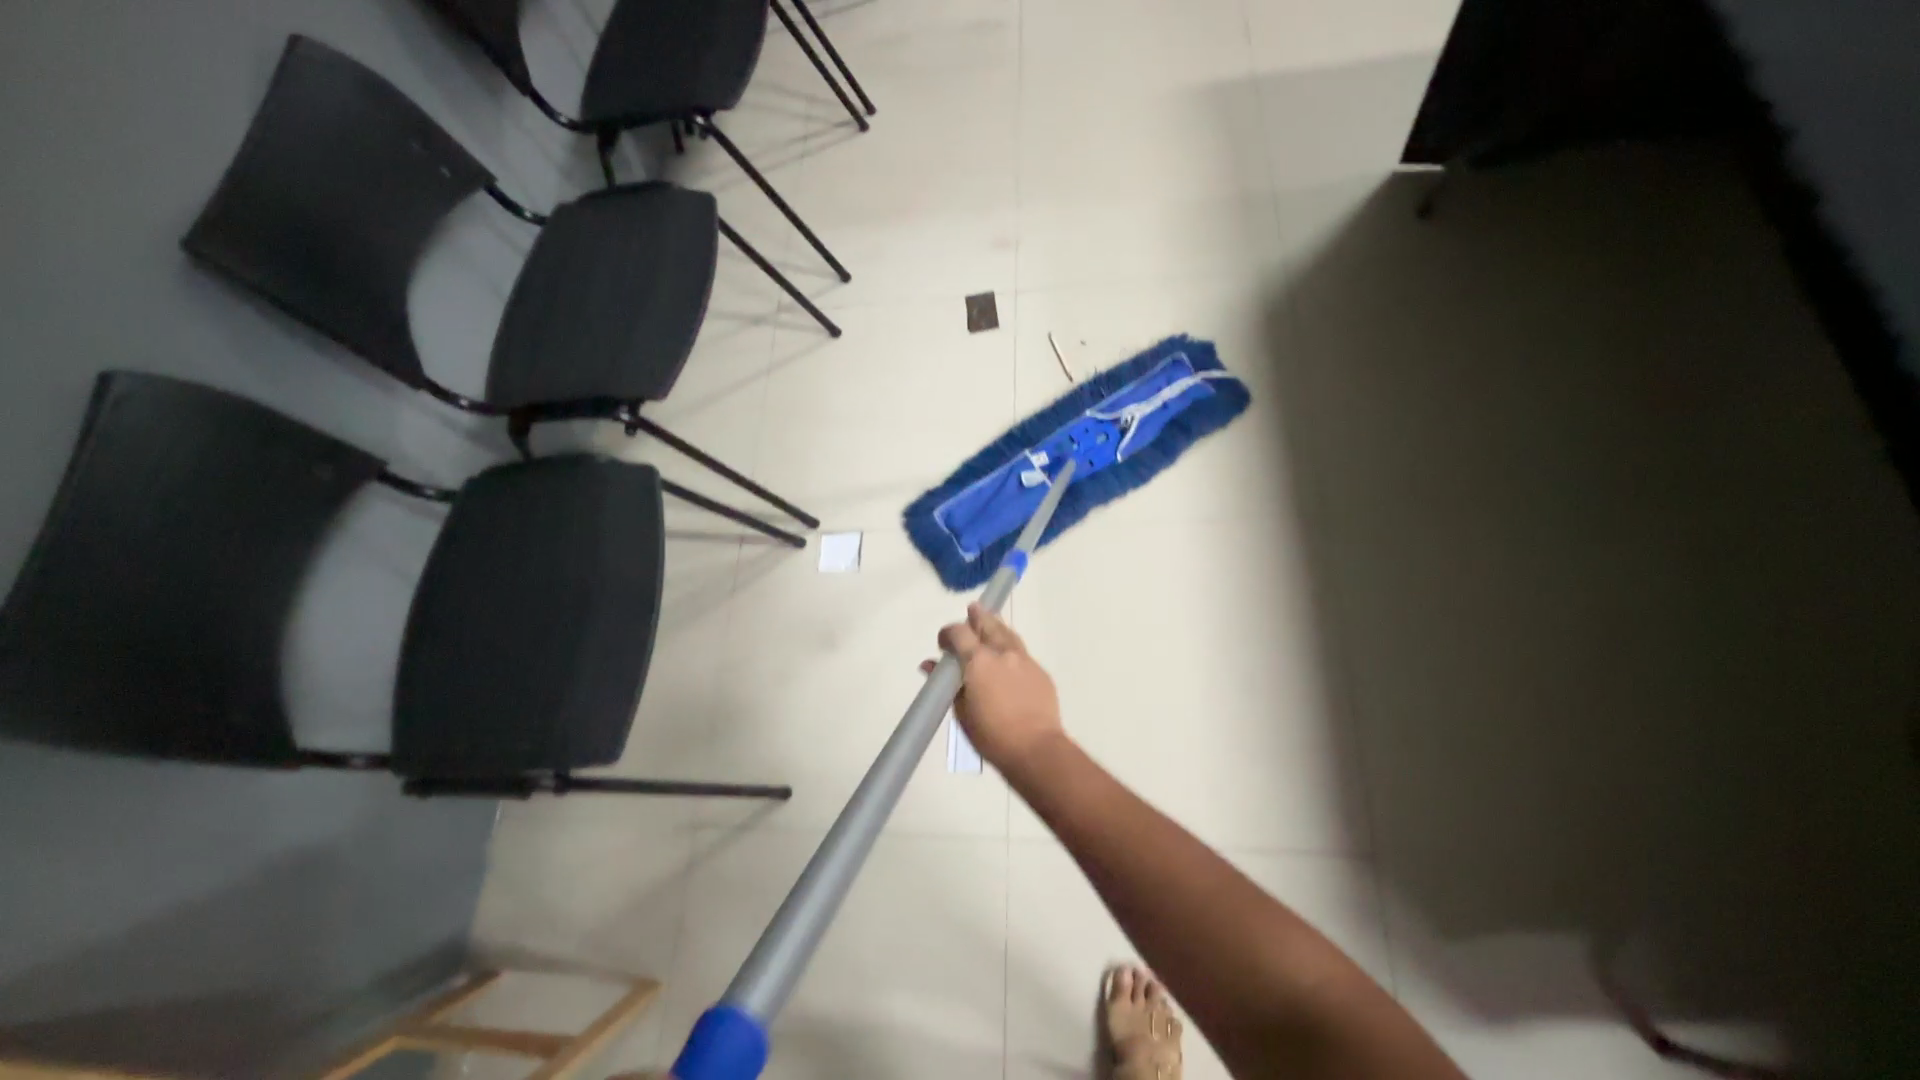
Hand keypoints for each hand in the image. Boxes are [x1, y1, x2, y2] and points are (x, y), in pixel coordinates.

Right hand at [921, 603, 1065, 772]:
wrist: (1036, 748)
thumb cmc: (992, 735)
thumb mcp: (961, 712)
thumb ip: (948, 684)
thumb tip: (930, 665)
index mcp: (978, 661)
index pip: (959, 632)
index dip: (948, 633)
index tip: (943, 644)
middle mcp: (1002, 653)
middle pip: (988, 624)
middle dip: (977, 617)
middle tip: (971, 611)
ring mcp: (1025, 660)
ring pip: (1008, 634)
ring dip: (996, 627)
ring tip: (990, 623)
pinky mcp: (1040, 672)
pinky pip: (1022, 652)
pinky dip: (1011, 649)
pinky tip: (1008, 658)